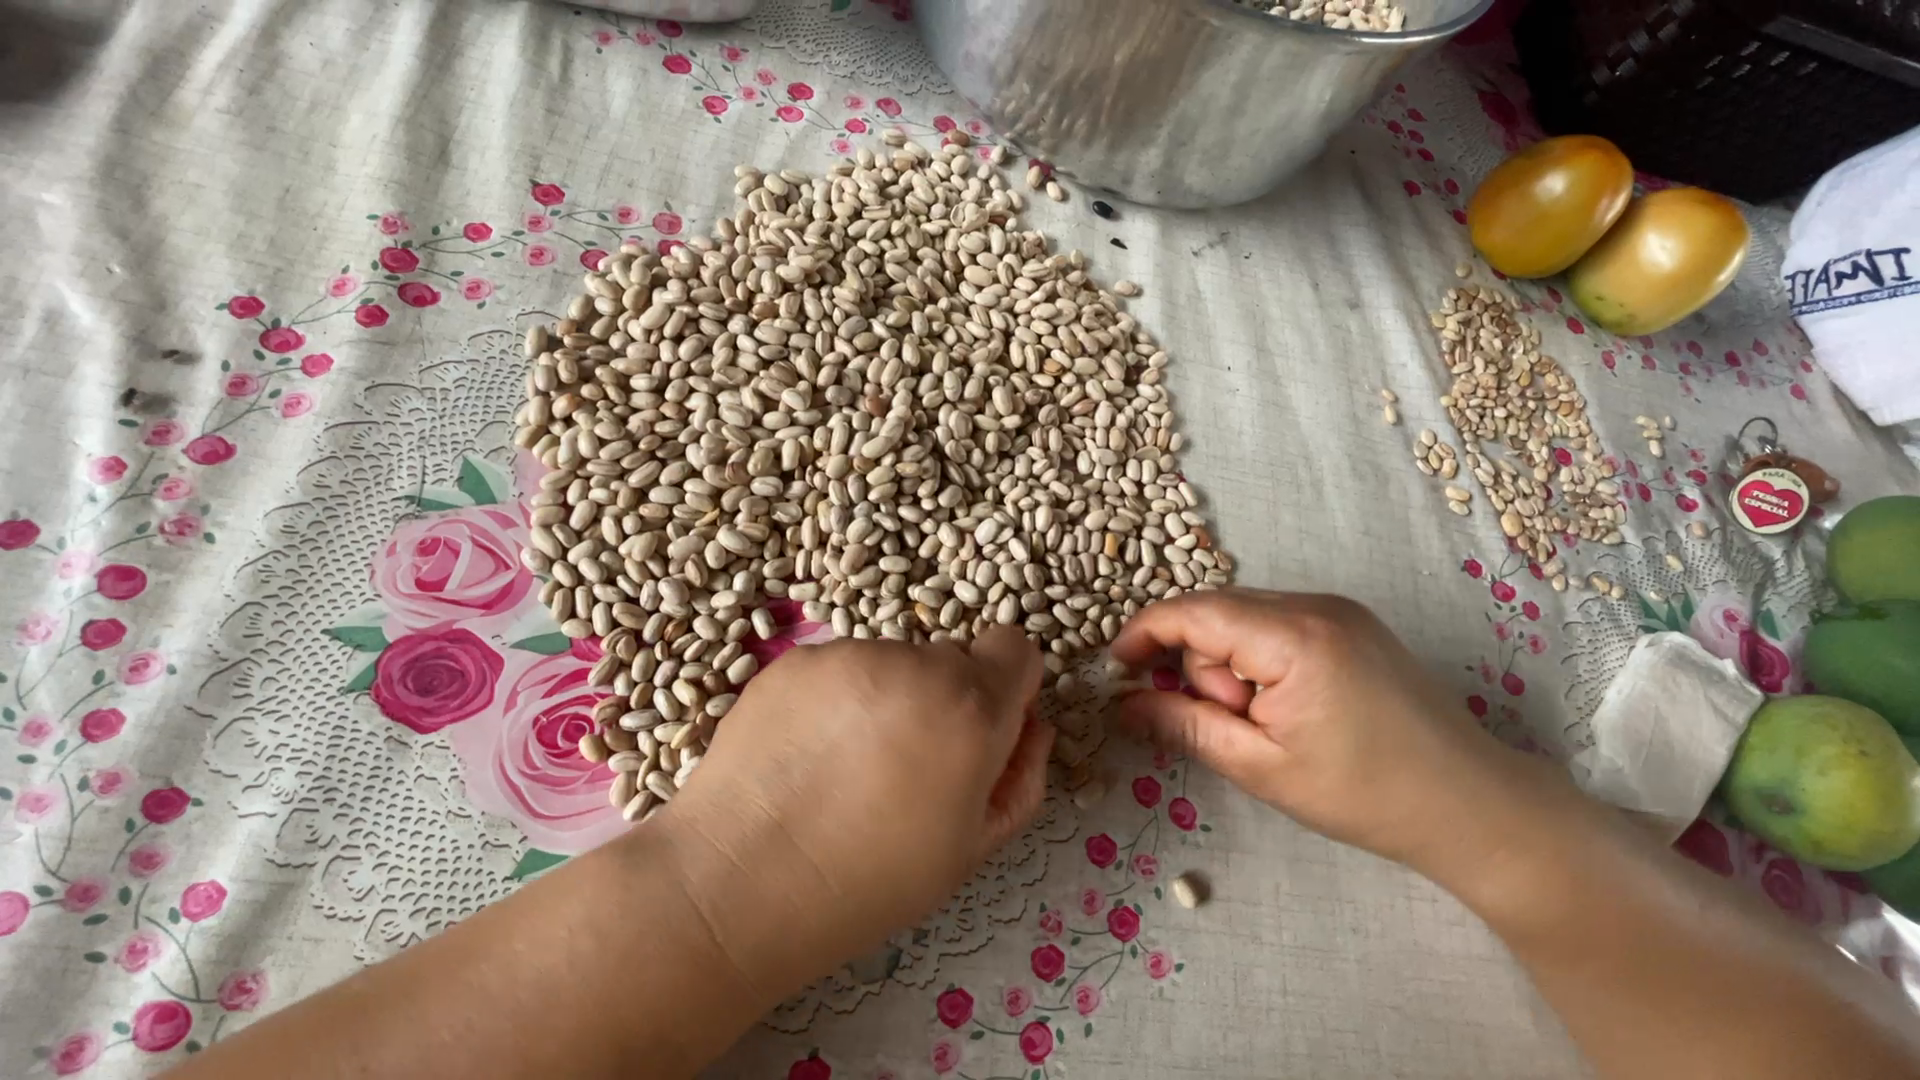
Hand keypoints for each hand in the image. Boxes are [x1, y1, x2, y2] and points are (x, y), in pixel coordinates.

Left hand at [653, 626, 1054, 995]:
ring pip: (894, 663)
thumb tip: (1031, 724)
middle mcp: (917, 664)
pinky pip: (840, 667)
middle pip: (953, 660)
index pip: (1016, 648)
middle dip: (944, 700)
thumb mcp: (972, 847)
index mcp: (972, 709)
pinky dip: (837, 698)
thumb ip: (1021, 775)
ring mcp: (850, 654)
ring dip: (888, 698)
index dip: (1007, 686)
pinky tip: (807, 752)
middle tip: (905, 763)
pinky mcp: (797, 658)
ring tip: (846, 764)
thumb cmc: (870, 882)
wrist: (739, 884)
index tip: (980, 728)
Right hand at [1110, 589, 1521, 873]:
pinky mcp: (1349, 623)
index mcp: (1292, 636)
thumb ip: (1184, 725)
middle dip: (1198, 662)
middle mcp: (1313, 604)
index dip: (1144, 634)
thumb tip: (1125, 705)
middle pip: (1215, 611)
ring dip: (1229, 664)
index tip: (1116, 668)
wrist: (1473, 805)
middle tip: (1224, 721)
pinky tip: (1280, 705)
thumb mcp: (1259, 766)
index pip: (1193, 612)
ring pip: (1242, 618)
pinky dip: (1256, 660)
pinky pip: (1273, 625)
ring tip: (1263, 722)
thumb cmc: (1364, 794)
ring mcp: (1336, 609)